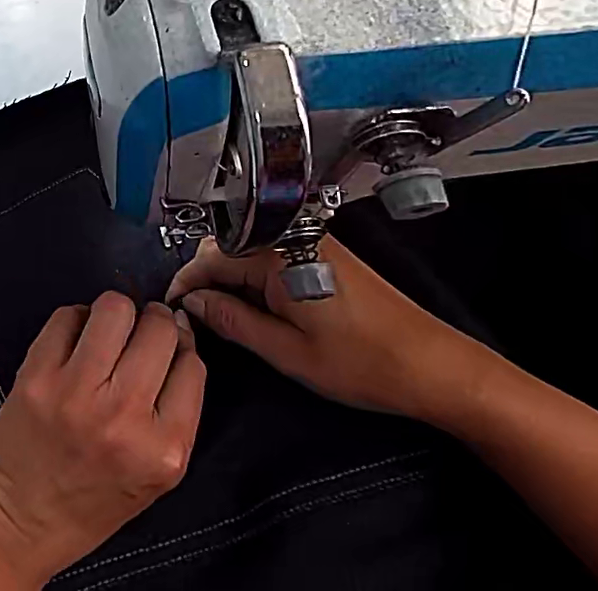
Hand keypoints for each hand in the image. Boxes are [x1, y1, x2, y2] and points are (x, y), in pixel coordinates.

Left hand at [0, 292, 205, 585]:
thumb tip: (179, 324)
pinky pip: (69, 315)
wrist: (20, 522)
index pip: (192, 363)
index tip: (164, 355)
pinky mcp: (36, 379)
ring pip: (115, 308)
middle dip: (153, 324)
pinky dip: (75, 321)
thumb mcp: (160, 467)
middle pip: (159, 328)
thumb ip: (179, 402)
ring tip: (107, 334)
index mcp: (163, 449)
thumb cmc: (97, 494)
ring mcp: (76, 395)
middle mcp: (122, 418)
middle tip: (136, 340)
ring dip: (115, 314)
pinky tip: (74, 346)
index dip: (180, 351)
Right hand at [165, 236, 496, 422]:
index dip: (185, 282)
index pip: (212, 256)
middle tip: (193, 318)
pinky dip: (255, 277)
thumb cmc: (359, 362)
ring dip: (230, 278)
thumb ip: (233, 320)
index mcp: (278, 253)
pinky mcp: (326, 250)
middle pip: (230, 246)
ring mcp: (312, 239)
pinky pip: (275, 254)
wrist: (429, 361)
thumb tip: (192, 302)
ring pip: (252, 249)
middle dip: (205, 278)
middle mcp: (293, 235)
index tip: (168, 308)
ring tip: (220, 316)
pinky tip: (255, 305)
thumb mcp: (287, 351)